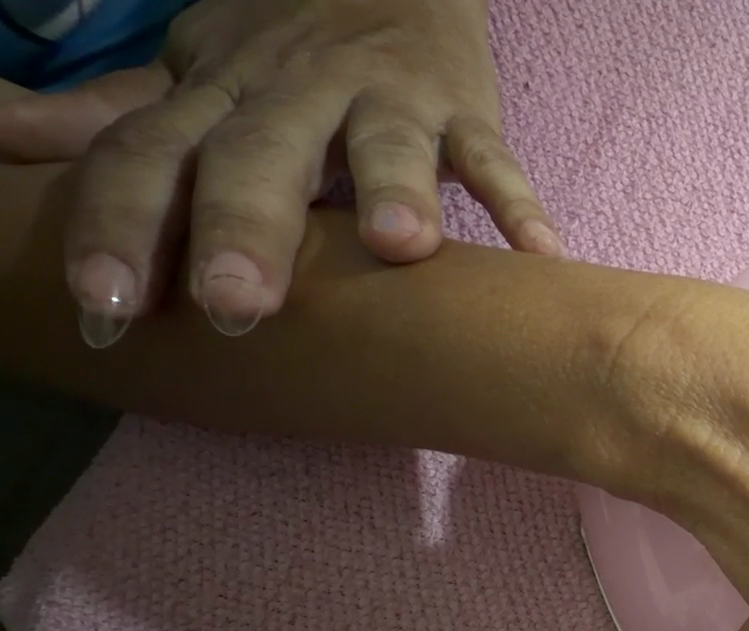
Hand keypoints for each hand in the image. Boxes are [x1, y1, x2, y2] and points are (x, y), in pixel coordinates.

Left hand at [0, 0, 555, 346]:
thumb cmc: (290, 49)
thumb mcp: (196, 75)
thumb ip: (121, 116)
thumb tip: (3, 140)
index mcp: (221, 96)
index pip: (150, 156)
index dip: (121, 227)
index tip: (104, 310)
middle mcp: (295, 94)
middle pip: (259, 156)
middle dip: (246, 227)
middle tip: (238, 307)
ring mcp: (388, 99)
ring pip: (382, 141)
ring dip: (392, 187)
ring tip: (401, 246)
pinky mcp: (465, 110)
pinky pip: (493, 156)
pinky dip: (519, 201)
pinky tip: (543, 253)